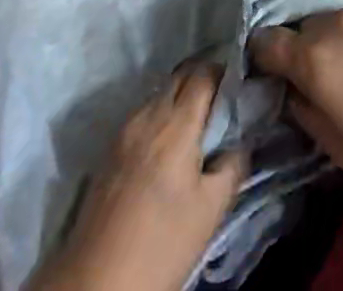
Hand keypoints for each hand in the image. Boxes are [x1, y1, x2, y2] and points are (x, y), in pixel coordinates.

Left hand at [32, 67, 247, 290]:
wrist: (102, 270)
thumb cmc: (165, 240)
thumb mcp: (210, 209)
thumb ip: (231, 167)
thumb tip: (240, 142)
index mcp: (176, 124)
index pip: (201, 76)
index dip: (221, 71)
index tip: (239, 79)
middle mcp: (147, 114)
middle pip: (177, 78)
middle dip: (201, 78)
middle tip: (223, 96)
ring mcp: (125, 127)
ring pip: (158, 94)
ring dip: (180, 96)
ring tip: (200, 119)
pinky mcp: (111, 144)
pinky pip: (143, 113)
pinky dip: (162, 113)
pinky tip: (171, 138)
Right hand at [249, 3, 342, 223]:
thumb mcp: (338, 150)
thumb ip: (304, 110)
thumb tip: (295, 91)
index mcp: (311, 57)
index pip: (264, 41)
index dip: (265, 60)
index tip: (276, 78)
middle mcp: (335, 23)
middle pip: (302, 29)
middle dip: (305, 51)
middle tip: (328, 82)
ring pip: (337, 21)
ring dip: (340, 41)